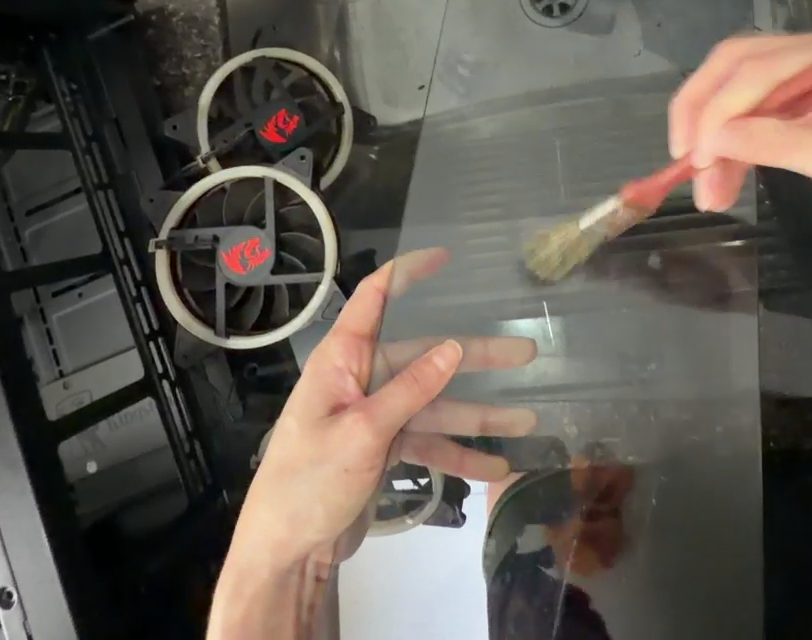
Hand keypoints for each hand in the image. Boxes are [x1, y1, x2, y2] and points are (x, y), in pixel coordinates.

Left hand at [229, 247, 536, 570]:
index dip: (407, 273)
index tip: (444, 257)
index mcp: (343, 359)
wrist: (284, 554)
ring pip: (434, 404)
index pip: (374, 299)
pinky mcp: (383, 448)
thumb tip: (453, 348)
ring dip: (477, 414)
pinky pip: (427, 443)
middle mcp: (361, 378)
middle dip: (475, 358)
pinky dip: (458, 455)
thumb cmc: (309, 482)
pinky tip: (495, 468)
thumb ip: (410, 390)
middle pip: (424, 357)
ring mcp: (375, 415)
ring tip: (527, 421)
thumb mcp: (363, 433)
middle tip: (525, 352)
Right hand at [668, 28, 811, 218]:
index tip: (694, 158)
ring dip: (714, 134)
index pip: (760, 69)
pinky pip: (757, 111)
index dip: (718, 112)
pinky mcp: (809, 97)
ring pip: (739, 88)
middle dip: (702, 112)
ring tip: (707, 189)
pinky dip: (735, 143)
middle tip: (683, 161)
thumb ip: (783, 144)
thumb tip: (714, 139)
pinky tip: (725, 176)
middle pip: (738, 65)